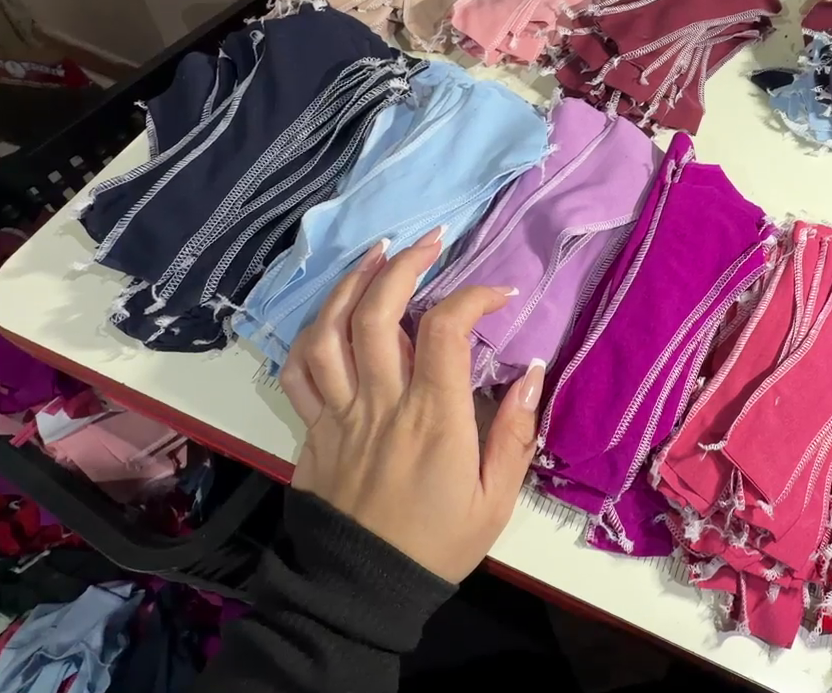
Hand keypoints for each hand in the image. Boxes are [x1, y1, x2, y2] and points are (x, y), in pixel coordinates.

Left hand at [281, 231, 544, 582]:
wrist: (361, 592)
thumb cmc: (438, 542)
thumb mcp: (496, 499)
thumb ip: (516, 431)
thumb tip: (533, 368)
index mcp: (432, 418)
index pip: (445, 331)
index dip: (473, 296)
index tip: (501, 293)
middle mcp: (381, 403)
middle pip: (378, 314)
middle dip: (405, 265)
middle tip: (430, 239)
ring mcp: (338, 413)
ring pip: (330, 331)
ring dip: (351, 283)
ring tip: (376, 253)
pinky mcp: (312, 428)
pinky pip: (299, 370)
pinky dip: (312, 330)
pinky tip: (333, 308)